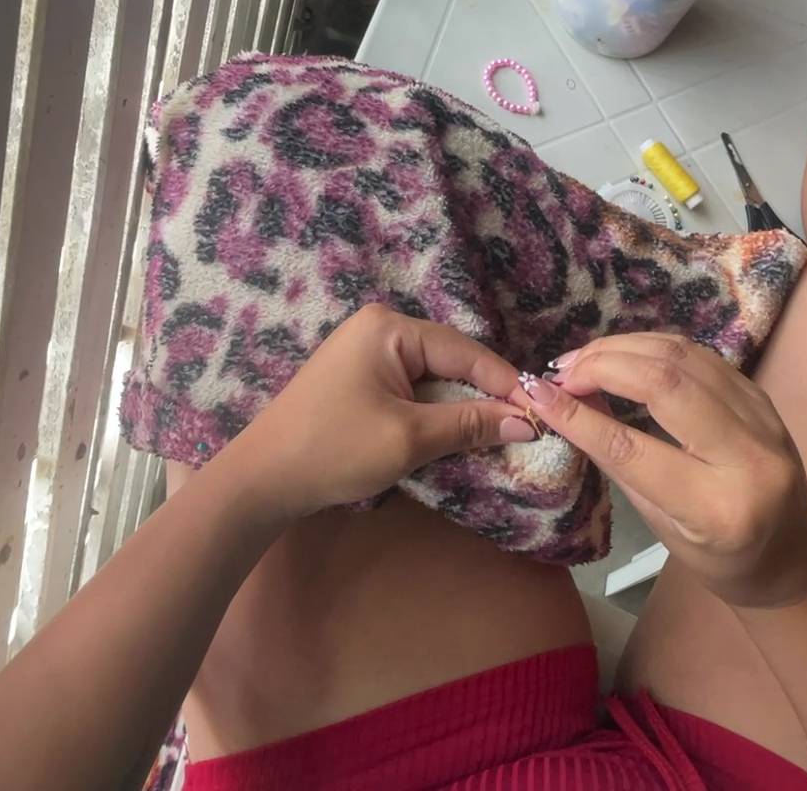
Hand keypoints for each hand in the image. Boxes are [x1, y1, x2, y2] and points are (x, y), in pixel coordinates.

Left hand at [221, 304, 536, 519]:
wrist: (262, 479)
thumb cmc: (335, 449)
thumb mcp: (409, 438)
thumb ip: (469, 423)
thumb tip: (527, 421)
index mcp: (390, 328)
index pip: (465, 351)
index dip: (505, 383)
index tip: (543, 412)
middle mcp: (380, 328)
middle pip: (450, 360)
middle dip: (484, 394)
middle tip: (524, 426)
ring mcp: (367, 352)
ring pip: (433, 376)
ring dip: (461, 405)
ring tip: (498, 432)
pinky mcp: (360, 378)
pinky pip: (412, 387)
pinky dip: (435, 410)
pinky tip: (455, 431)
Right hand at [517, 334, 806, 607]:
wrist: (790, 558)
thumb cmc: (716, 557)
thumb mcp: (657, 522)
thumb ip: (617, 459)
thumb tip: (565, 402)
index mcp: (718, 509)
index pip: (632, 449)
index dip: (577, 416)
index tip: (537, 393)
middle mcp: (749, 457)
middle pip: (665, 383)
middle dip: (603, 366)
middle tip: (562, 371)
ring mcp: (764, 421)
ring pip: (684, 356)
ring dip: (623, 347)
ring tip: (582, 358)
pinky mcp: (763, 398)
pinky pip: (701, 356)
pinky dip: (652, 347)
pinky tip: (622, 354)